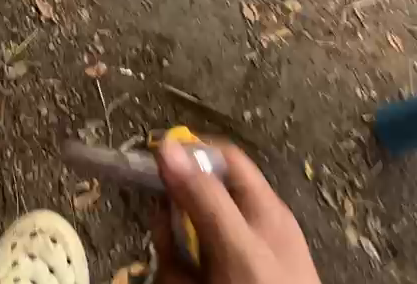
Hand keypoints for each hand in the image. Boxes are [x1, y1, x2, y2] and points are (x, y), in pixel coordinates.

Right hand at [154, 140, 319, 283]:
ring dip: (173, 261)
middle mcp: (248, 232)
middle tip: (169, 246)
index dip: (190, 154)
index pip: (223, 160)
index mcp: (262, 210)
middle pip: (196, 202)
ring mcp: (233, 265)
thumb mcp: (238, 248)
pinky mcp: (218, 282)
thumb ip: (204, 197)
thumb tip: (166, 146)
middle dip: (173, 224)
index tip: (154, 163)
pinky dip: (177, 278)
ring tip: (183, 280)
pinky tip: (181, 283)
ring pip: (185, 242)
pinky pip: (185, 273)